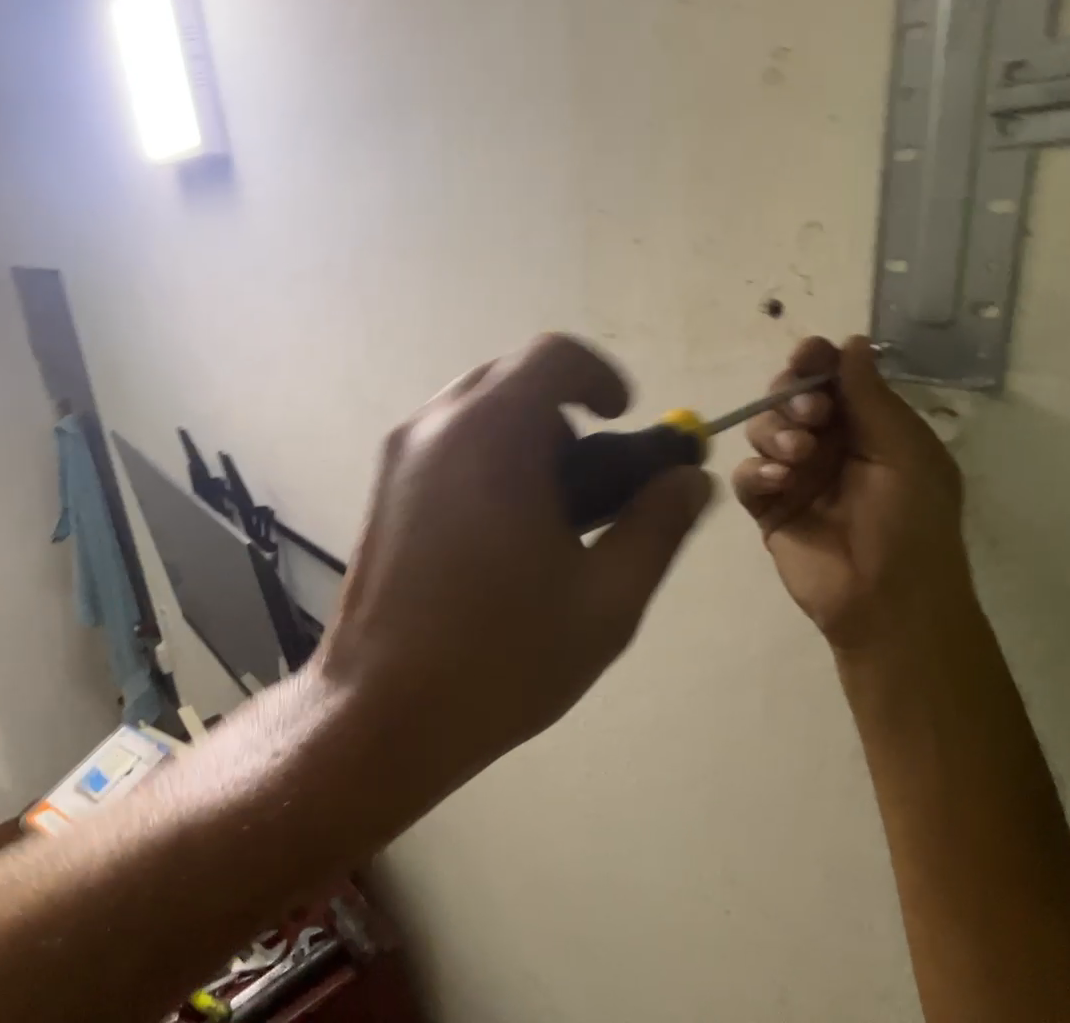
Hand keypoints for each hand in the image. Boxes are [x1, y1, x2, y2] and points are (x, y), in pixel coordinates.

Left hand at [320, 334, 714, 777]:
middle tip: (593, 485)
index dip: (601, 377)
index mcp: (491, 435)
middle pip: (512, 380)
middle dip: (564, 416)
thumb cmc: (502, 657)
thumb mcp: (607, 598)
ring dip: (523, 441)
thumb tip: (689, 480)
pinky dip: (486, 461)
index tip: (623, 420)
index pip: (553, 355)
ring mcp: (398, 459)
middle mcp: (435, 428)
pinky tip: (500, 539)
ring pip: (475, 413)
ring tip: (548, 520)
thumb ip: (658, 525)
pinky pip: (446, 445)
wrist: (382, 714)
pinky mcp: (380, 492)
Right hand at [731, 336, 971, 652]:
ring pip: (763, 431)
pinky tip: (777, 481)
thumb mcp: (903, 451)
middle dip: (792, 397)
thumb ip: (870, 396)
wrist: (887, 601)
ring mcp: (795, 477)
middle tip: (812, 418)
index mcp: (869, 428)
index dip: (815, 361)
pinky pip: (747, 476)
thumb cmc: (911, 523)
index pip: (833, 379)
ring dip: (775, 432)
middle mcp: (829, 445)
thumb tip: (851, 342)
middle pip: (789, 399)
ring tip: (799, 456)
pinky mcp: (768, 509)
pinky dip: (755, 471)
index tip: (805, 355)